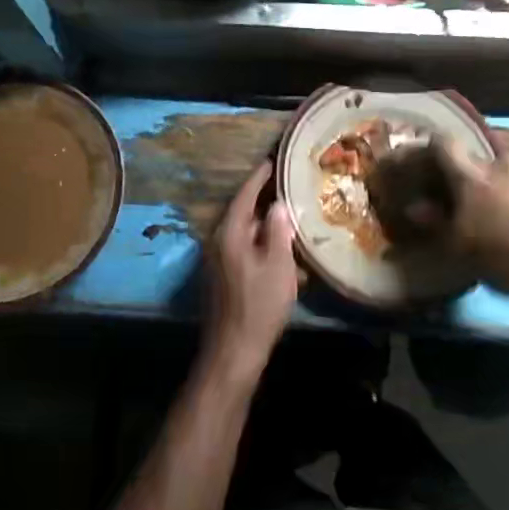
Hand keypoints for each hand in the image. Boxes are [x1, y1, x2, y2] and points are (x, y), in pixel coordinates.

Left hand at [204, 161, 297, 378]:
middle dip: (264, 201)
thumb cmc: (259, 305)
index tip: (272, 161)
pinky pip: (244, 251)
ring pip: (245, 234)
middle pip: (242, 213)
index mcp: (229, 233)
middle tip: (288, 187)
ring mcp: (218, 260)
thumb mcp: (278, 265)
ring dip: (265, 226)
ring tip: (290, 217)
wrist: (234, 349)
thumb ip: (278, 232)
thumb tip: (278, 205)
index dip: (259, 177)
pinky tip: (282, 253)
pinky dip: (262, 246)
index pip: (244, 195)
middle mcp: (218, 242)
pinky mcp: (223, 277)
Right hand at [433, 135, 508, 313]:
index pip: (446, 146)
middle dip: (488, 180)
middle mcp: (506, 163)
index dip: (439, 149)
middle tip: (491, 208)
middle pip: (489, 163)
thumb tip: (414, 208)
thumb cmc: (507, 259)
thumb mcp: (462, 248)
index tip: (435, 158)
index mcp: (472, 178)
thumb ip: (437, 223)